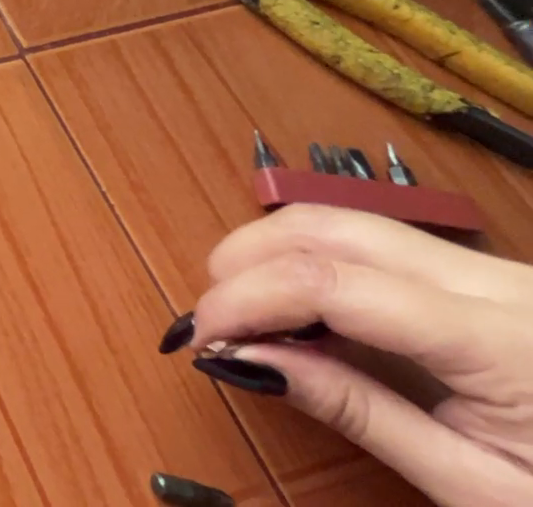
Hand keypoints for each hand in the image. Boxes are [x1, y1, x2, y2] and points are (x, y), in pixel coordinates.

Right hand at [168, 205, 532, 505]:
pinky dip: (305, 262)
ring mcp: (493, 269)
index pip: (329, 281)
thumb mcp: (479, 489)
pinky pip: (368, 241)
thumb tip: (240, 359)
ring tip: (248, 316)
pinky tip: (297, 314)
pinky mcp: (483, 273)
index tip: (198, 340)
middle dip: (241, 261)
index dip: (243, 299)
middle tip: (212, 323)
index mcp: (506, 341)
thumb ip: (358, 412)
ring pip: (339, 220)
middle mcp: (498, 282)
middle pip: (326, 226)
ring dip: (267, 254)